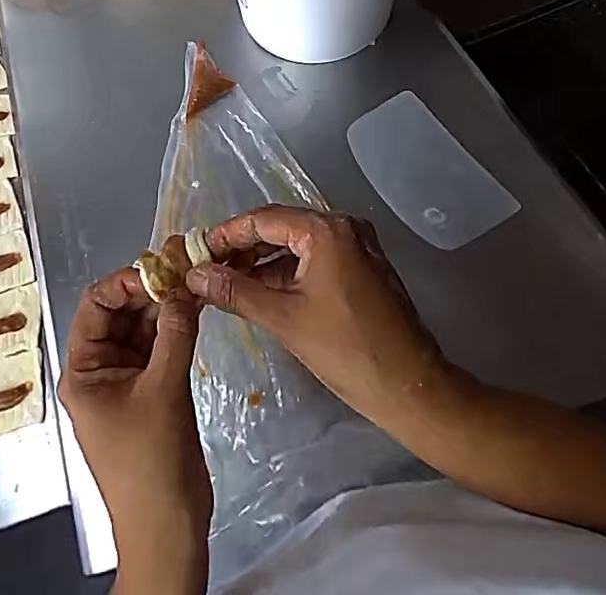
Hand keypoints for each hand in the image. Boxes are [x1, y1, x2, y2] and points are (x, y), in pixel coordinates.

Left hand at [59, 268, 208, 593]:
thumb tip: (184, 287)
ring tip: (196, 278)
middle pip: (121, 313)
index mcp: (84, 371)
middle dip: (151, 288)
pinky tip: (197, 306)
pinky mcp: (151, 388)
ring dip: (168, 304)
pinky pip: (160, 345)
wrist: (167, 525)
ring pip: (144, 326)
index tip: (162, 269)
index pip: (96, 307)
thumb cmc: (151, 461)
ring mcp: (127, 379)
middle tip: (186, 264)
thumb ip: (175, 333)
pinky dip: (177, 326)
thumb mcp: (162, 390)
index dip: (125, 282)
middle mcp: (100, 369)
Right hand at [185, 205, 449, 427]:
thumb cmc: (346, 350)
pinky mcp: (362, 267)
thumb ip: (236, 291)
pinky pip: (315, 259)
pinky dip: (287, 273)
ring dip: (263, 262)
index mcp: (326, 230)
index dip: (227, 234)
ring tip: (226, 282)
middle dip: (243, 248)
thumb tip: (195, 274)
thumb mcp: (284, 318)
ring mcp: (357, 246)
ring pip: (298, 245)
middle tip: (207, 269)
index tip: (196, 251)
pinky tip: (260, 292)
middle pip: (281, 228)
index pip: (264, 219)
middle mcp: (344, 227)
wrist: (410, 387)